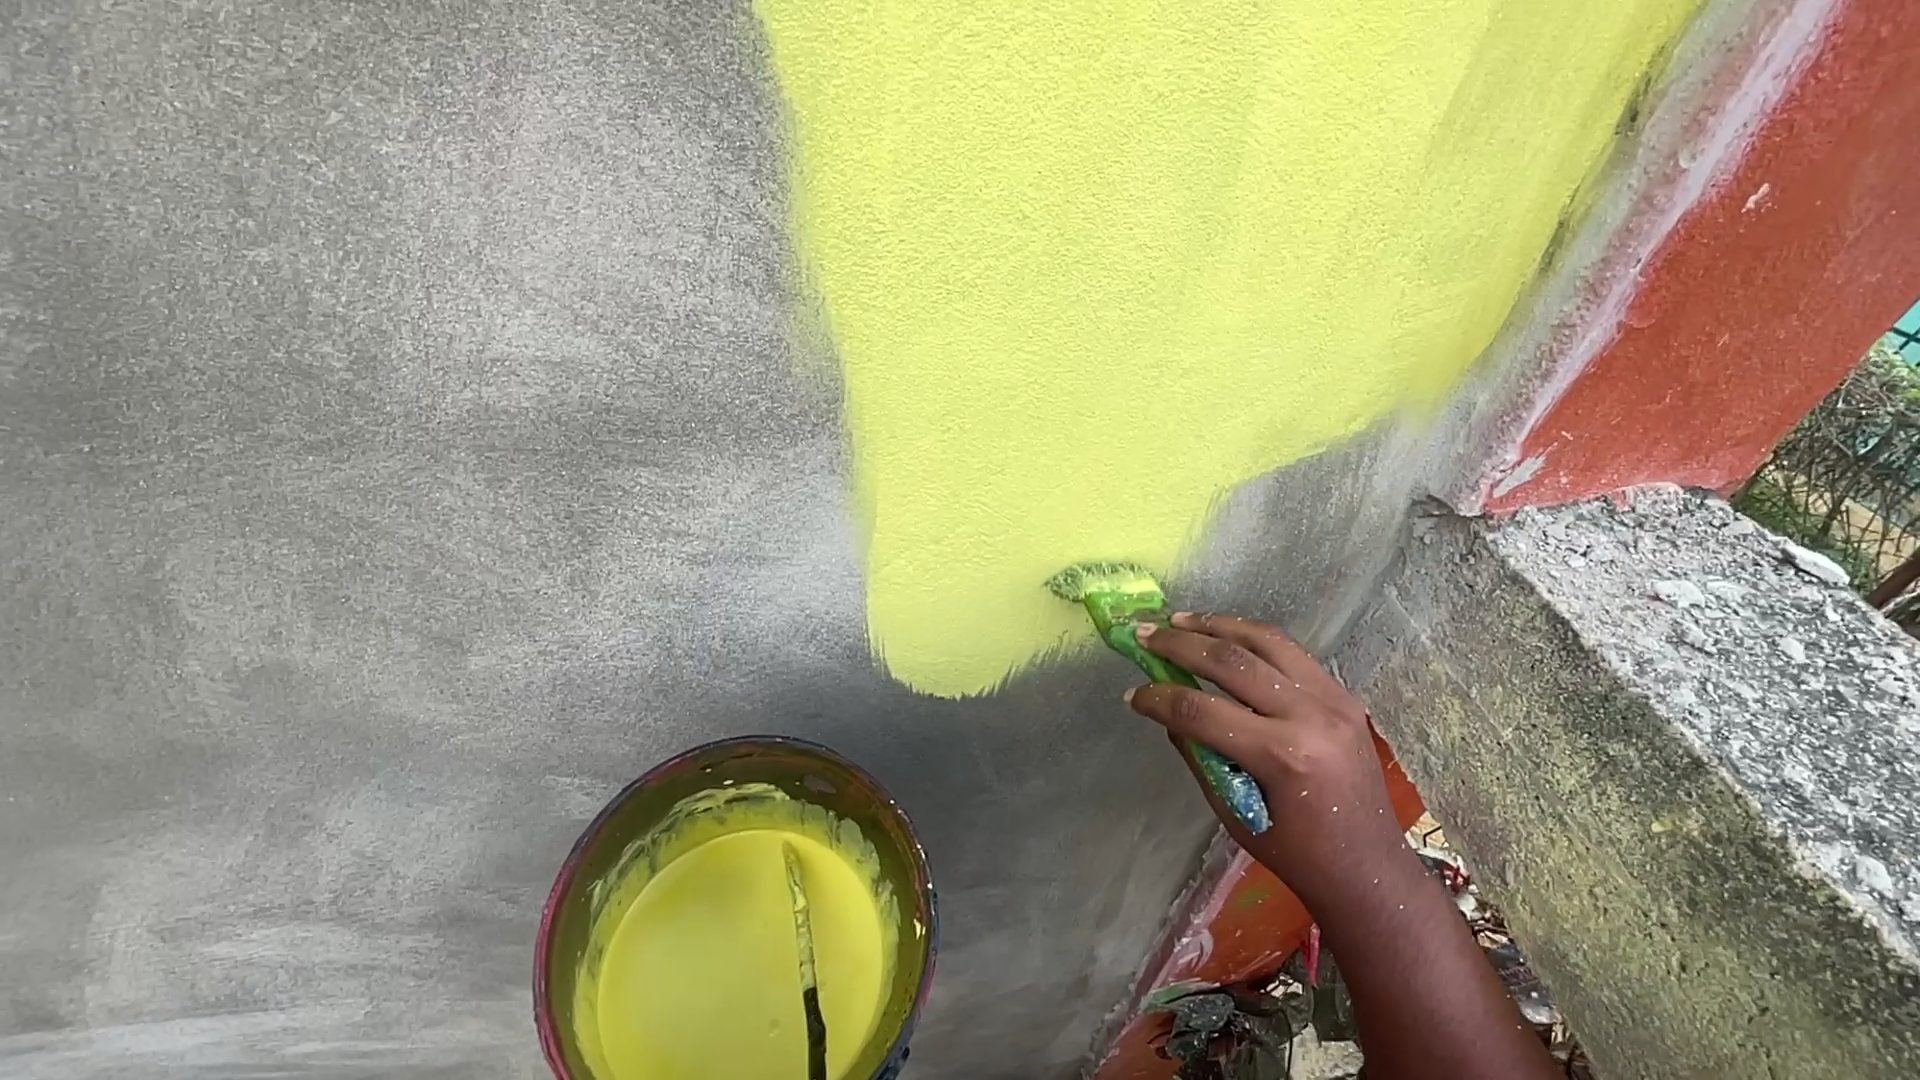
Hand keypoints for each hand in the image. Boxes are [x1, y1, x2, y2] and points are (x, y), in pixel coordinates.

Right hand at [1124, 612, 1409, 909]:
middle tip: (1143, 634)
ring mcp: (1334, 700)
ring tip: (1179, 621)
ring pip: (1265, 640)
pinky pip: (1291, 653)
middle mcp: (1311, 717)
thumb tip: (1168, 710)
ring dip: (1216, 626)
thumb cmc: (1296, 854)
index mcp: (1283, 756)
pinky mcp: (1344, 695)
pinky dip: (1250, 638)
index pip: (1202, 711)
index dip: (1159, 699)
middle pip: (1231, 661)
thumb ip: (1199, 753)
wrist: (1369, 868)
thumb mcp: (1233, 811)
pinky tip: (1223, 635)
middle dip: (1179, 644)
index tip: (1132, 695)